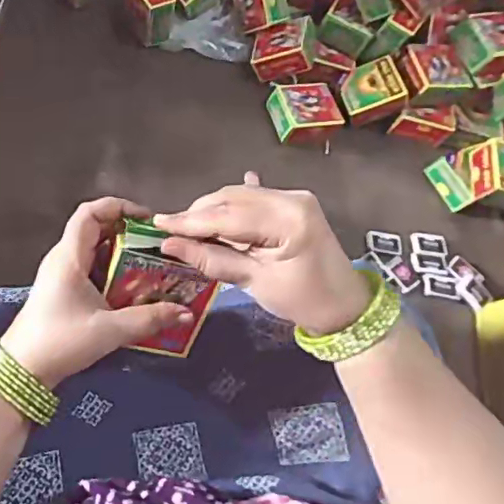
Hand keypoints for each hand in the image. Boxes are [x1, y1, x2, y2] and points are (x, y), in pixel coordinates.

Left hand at [0, 198, 194, 386]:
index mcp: (68, 258)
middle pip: (94, 228)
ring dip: (121, 252)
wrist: (23, 369)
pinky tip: (131, 288)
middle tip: (155, 244)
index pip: (89, 213)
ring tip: (150, 264)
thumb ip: (149, 319)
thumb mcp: (110, 330)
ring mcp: (59, 275)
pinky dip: (111, 270)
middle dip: (126, 231)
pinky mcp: (61, 290)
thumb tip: (184, 313)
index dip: (118, 207)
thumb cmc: (60, 342)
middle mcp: (62, 259)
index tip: (146, 220)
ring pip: (93, 250)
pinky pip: (89, 268)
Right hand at [154, 172, 371, 336]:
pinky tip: (214, 211)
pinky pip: (252, 200)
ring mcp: (293, 198)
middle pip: (231, 199)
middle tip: (169, 231)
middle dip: (198, 214)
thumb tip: (170, 245)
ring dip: (211, 211)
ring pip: (238, 197)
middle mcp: (291, 198)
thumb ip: (213, 259)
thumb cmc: (303, 300)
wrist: (345, 306)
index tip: (158, 224)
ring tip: (186, 229)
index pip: (228, 215)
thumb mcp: (255, 283)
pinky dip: (231, 208)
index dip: (190, 220)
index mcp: (288, 218)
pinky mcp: (291, 204)